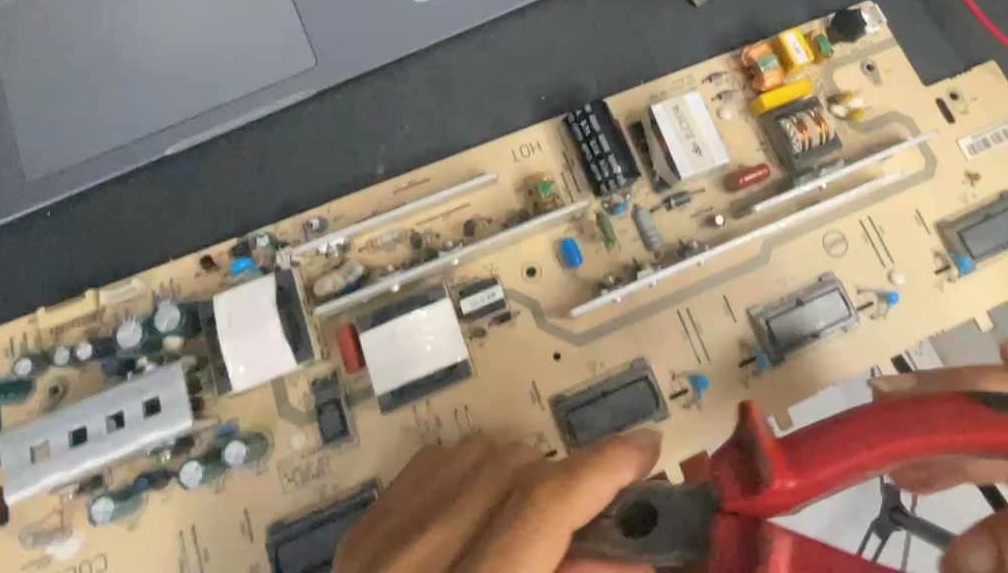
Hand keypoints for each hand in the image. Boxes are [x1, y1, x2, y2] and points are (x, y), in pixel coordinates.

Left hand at [334, 430, 659, 572]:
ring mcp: (375, 545)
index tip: (648, 447)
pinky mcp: (360, 535)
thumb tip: (638, 555)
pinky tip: (489, 508)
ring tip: (537, 518)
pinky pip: (435, 463)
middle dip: (566, 479)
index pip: (540, 507)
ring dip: (522, 472)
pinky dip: (475, 472)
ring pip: (475, 452)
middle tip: (597, 508)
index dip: (603, 469)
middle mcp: (413, 564)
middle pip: (511, 469)